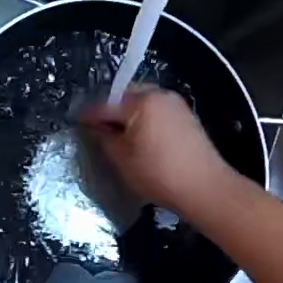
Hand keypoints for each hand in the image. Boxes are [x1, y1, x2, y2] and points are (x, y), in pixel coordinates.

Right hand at [81, 87, 244, 216]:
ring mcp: (176, 104)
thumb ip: (105, 138)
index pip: (105, 103)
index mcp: (141, 101)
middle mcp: (160, 95)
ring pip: (143, 102)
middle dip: (111, 110)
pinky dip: (145, 119)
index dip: (89, 114)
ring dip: (129, 114)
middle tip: (99, 129)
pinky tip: (141, 138)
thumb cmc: (159, 174)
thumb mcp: (123, 160)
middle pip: (126, 96)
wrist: (205, 188)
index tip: (77, 122)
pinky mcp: (187, 117)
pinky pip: (157, 111)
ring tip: (119, 135)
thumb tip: (94, 127)